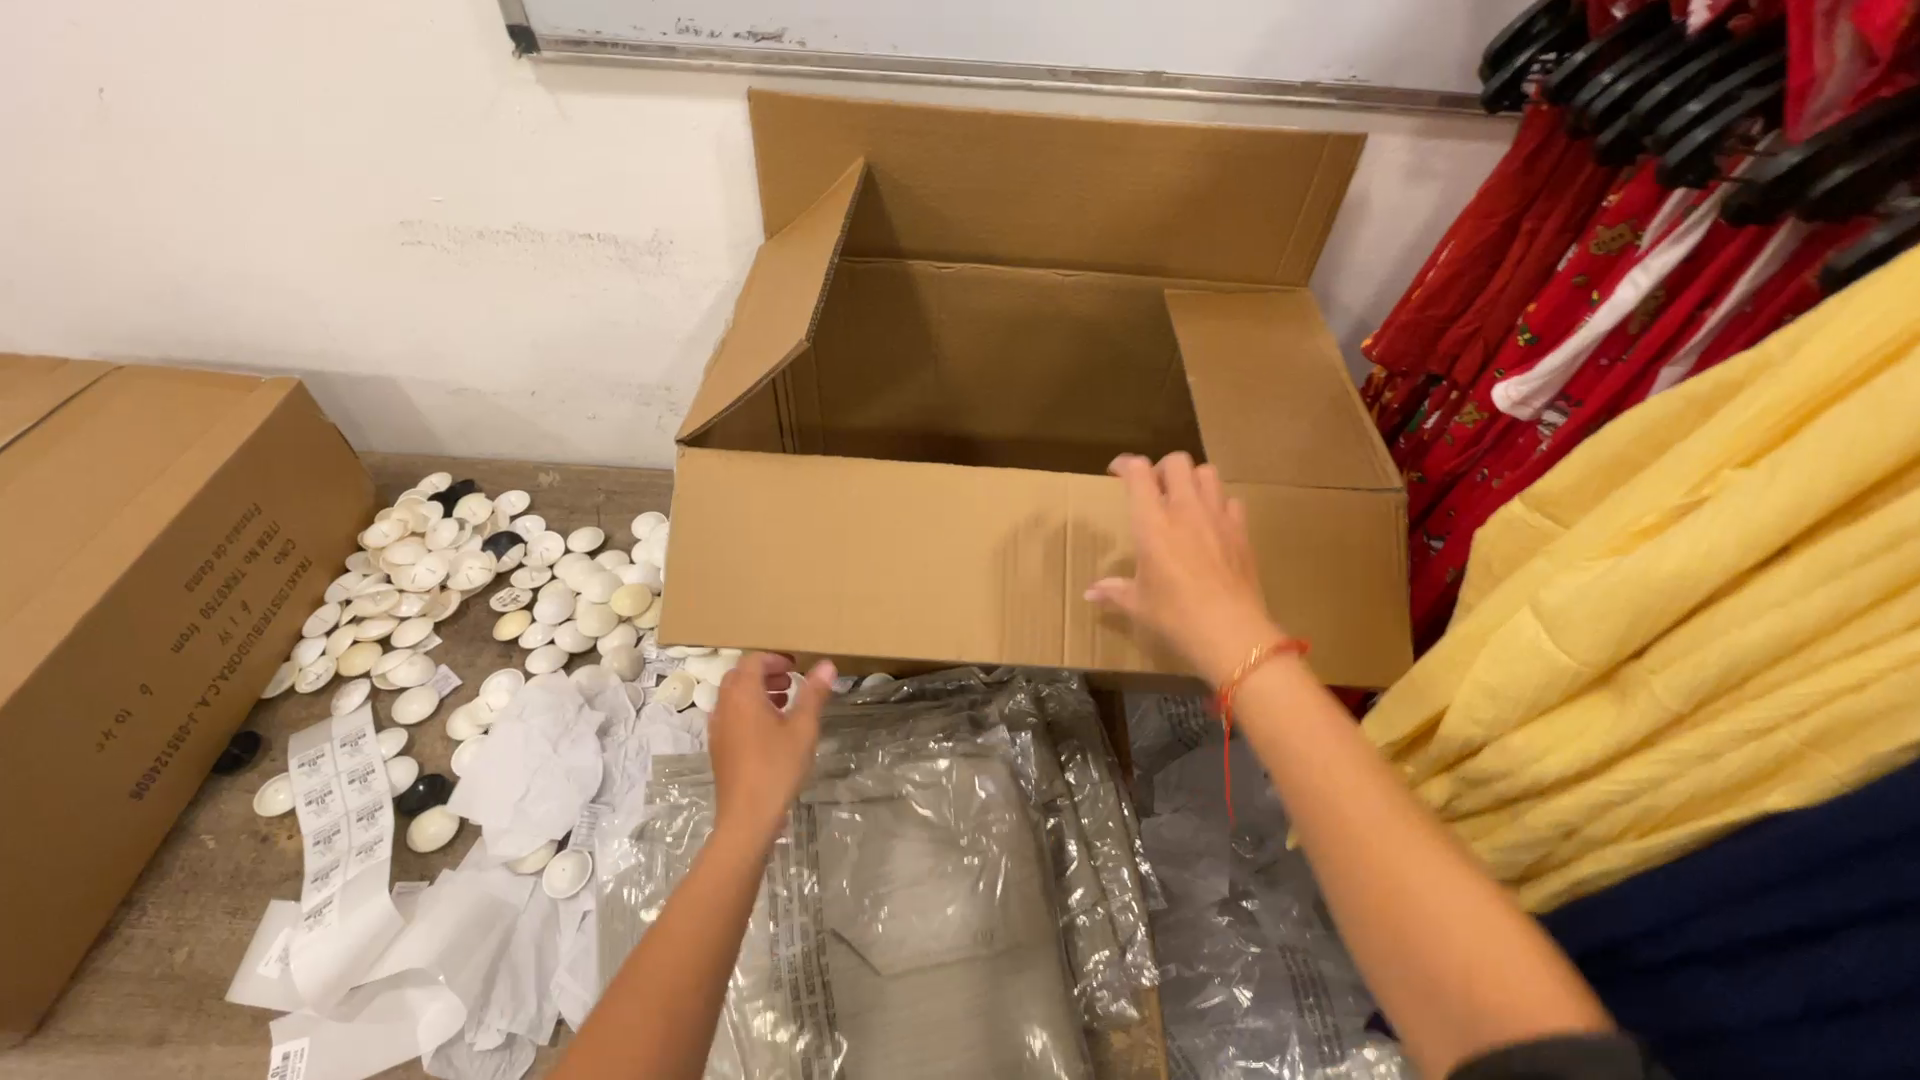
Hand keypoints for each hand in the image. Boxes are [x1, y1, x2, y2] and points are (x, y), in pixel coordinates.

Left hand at [708, 653, 834, 845]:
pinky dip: (749, 712)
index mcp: (743, 695)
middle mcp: (724, 707)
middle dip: (765, 673)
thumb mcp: (803, 728)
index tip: (796, 666)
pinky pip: (731, 717)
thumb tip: (826, 665)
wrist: (747, 816)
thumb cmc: (777, 767)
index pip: (752, 661)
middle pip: (739, 677)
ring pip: (734, 697)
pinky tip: (771, 731)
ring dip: (757, 692)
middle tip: (791, 682)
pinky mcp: (718, 748)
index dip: (774, 658)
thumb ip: (813, 694)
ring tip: (785, 704)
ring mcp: (717, 729)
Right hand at [1086, 453, 1286, 685]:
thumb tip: (1089, 593)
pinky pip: (1232, 501)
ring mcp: (1217, 517)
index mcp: (1152, 523)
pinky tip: (1213, 523)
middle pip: (1177, 461)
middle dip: (1162, 468)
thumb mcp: (1138, 604)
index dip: (1125, 464)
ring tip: (1185, 499)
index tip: (1117, 471)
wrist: (1229, 629)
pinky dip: (1220, 504)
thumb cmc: (1174, 615)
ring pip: (1208, 473)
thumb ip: (1113, 591)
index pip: (1138, 472)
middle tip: (1155, 488)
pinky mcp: (1241, 531)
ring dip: (1193, 479)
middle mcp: (1184, 509)